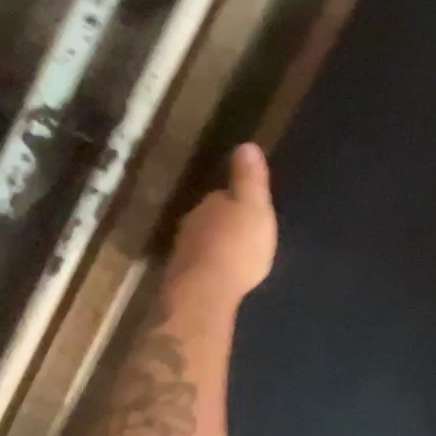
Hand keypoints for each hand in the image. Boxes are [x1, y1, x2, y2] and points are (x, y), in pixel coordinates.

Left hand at [168, 143, 276, 301]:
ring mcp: (183, 250)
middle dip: (225, 224)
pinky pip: (200, 264)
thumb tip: (246, 144)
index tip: (251, 210)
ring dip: (217, 245)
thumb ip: (249, 179)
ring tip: (236, 256)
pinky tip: (222, 275)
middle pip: (211, 217)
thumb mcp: (254, 207)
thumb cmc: (236, 246)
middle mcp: (192, 222)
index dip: (237, 201)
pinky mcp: (182, 276)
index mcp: (211, 203)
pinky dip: (210, 266)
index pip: (222, 195)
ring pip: (204, 241)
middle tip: (246, 235)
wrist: (205, 292)